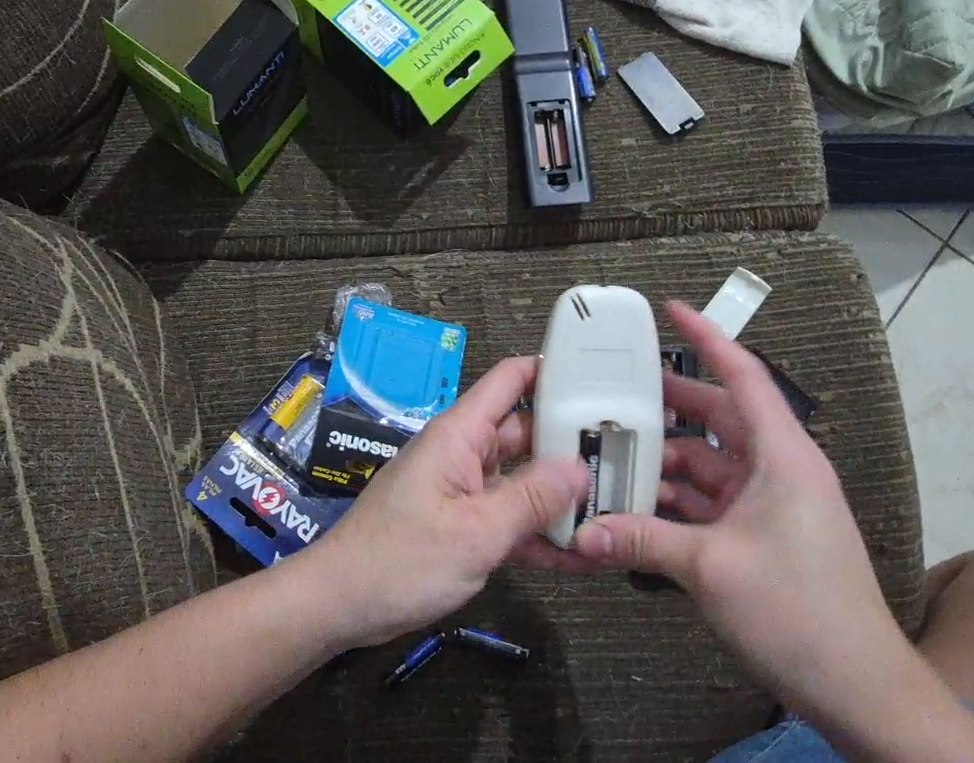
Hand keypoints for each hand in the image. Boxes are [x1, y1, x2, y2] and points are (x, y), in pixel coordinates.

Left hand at [303, 357, 590, 648]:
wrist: (342, 604)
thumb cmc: (401, 559)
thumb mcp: (475, 531)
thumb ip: (530, 499)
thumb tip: (581, 468)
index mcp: (460, 435)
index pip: (509, 381)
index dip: (552, 370)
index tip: (603, 375)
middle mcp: (464, 453)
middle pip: (526, 433)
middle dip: (572, 444)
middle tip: (631, 457)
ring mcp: (464, 491)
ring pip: (523, 481)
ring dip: (562, 498)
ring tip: (618, 508)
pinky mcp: (463, 525)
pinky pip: (509, 519)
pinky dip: (539, 534)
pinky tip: (582, 555)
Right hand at [570, 303, 914, 722]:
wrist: (860, 690)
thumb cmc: (800, 612)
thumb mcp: (712, 569)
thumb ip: (641, 541)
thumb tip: (581, 533)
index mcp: (782, 457)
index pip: (744, 377)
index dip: (708, 340)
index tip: (672, 309)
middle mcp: (778, 470)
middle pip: (716, 417)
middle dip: (666, 405)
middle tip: (613, 391)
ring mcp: (769, 504)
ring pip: (707, 462)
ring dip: (662, 461)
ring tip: (608, 453)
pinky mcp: (760, 535)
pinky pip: (708, 500)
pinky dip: (673, 499)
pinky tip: (632, 505)